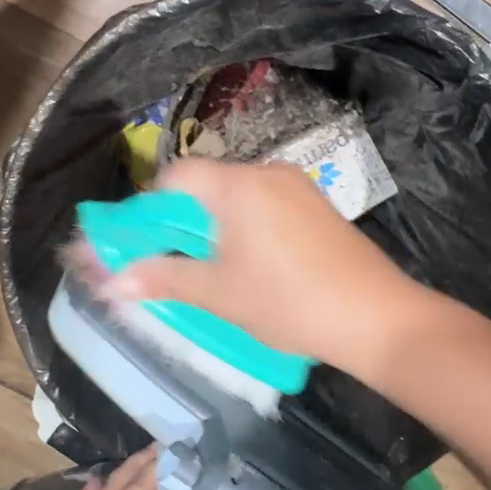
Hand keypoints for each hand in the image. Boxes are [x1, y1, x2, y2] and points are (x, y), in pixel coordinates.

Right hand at [99, 159, 437, 380]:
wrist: (377, 317)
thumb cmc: (289, 302)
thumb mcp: (219, 294)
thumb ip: (164, 279)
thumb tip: (113, 282)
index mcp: (238, 185)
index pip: (176, 175)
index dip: (151, 206)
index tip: (147, 242)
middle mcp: (267, 172)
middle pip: (207, 183)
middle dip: (183, 219)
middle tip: (176, 261)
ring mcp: (298, 186)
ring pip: (237, 194)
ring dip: (216, 223)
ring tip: (215, 267)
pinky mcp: (318, 205)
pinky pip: (266, 203)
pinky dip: (247, 225)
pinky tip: (255, 263)